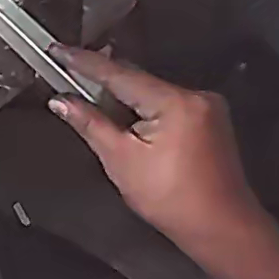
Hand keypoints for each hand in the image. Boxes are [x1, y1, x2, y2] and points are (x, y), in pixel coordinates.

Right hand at [46, 45, 278, 278]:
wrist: (222, 229)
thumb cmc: (169, 197)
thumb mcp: (120, 159)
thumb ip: (89, 123)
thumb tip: (59, 99)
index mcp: (175, 102)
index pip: (119, 74)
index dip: (83, 61)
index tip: (57, 49)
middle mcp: (195, 96)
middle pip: (136, 79)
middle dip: (99, 78)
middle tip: (63, 71)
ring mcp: (205, 108)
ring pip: (148, 92)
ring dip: (117, 95)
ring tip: (83, 96)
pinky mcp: (206, 121)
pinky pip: (162, 104)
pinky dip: (136, 107)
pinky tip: (117, 115)